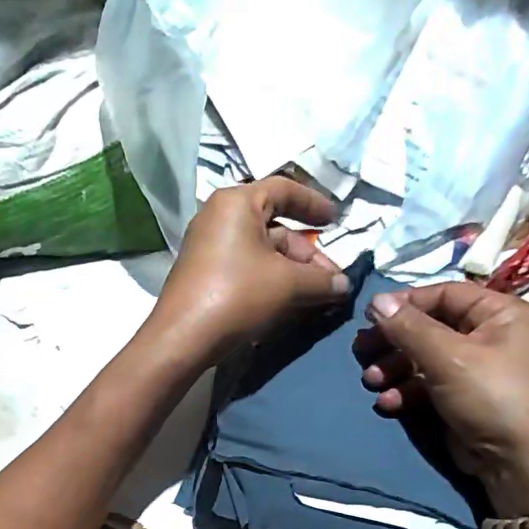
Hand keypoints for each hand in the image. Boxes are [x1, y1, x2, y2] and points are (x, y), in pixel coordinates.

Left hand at [146, 178, 348, 363]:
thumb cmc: (237, 295)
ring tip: (316, 297)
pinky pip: (246, 268)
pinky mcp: (205, 273)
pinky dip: (271, 280)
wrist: (183, 338)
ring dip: (293, 272)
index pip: (284, 189)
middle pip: (275, 227)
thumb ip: (321, 281)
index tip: (337, 220)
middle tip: (332, 281)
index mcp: (236, 203)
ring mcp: (209, 246)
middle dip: (308, 255)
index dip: (314, 203)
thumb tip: (345, 286)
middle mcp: (219, 217)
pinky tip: (290, 303)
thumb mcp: (287, 284)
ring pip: (262, 252)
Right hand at [354, 281, 528, 502]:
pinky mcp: (465, 400)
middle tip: (362, 350)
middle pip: (432, 327)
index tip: (371, 315)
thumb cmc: (492, 396)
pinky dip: (408, 391)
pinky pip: (430, 386)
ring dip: (395, 368)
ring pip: (427, 359)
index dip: (407, 302)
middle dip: (395, 341)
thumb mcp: (448, 356)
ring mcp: (479, 371)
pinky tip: (388, 402)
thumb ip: (409, 327)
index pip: (448, 294)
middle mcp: (493, 337)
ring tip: (371, 381)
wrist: (521, 462)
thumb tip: (377, 299)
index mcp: (503, 314)